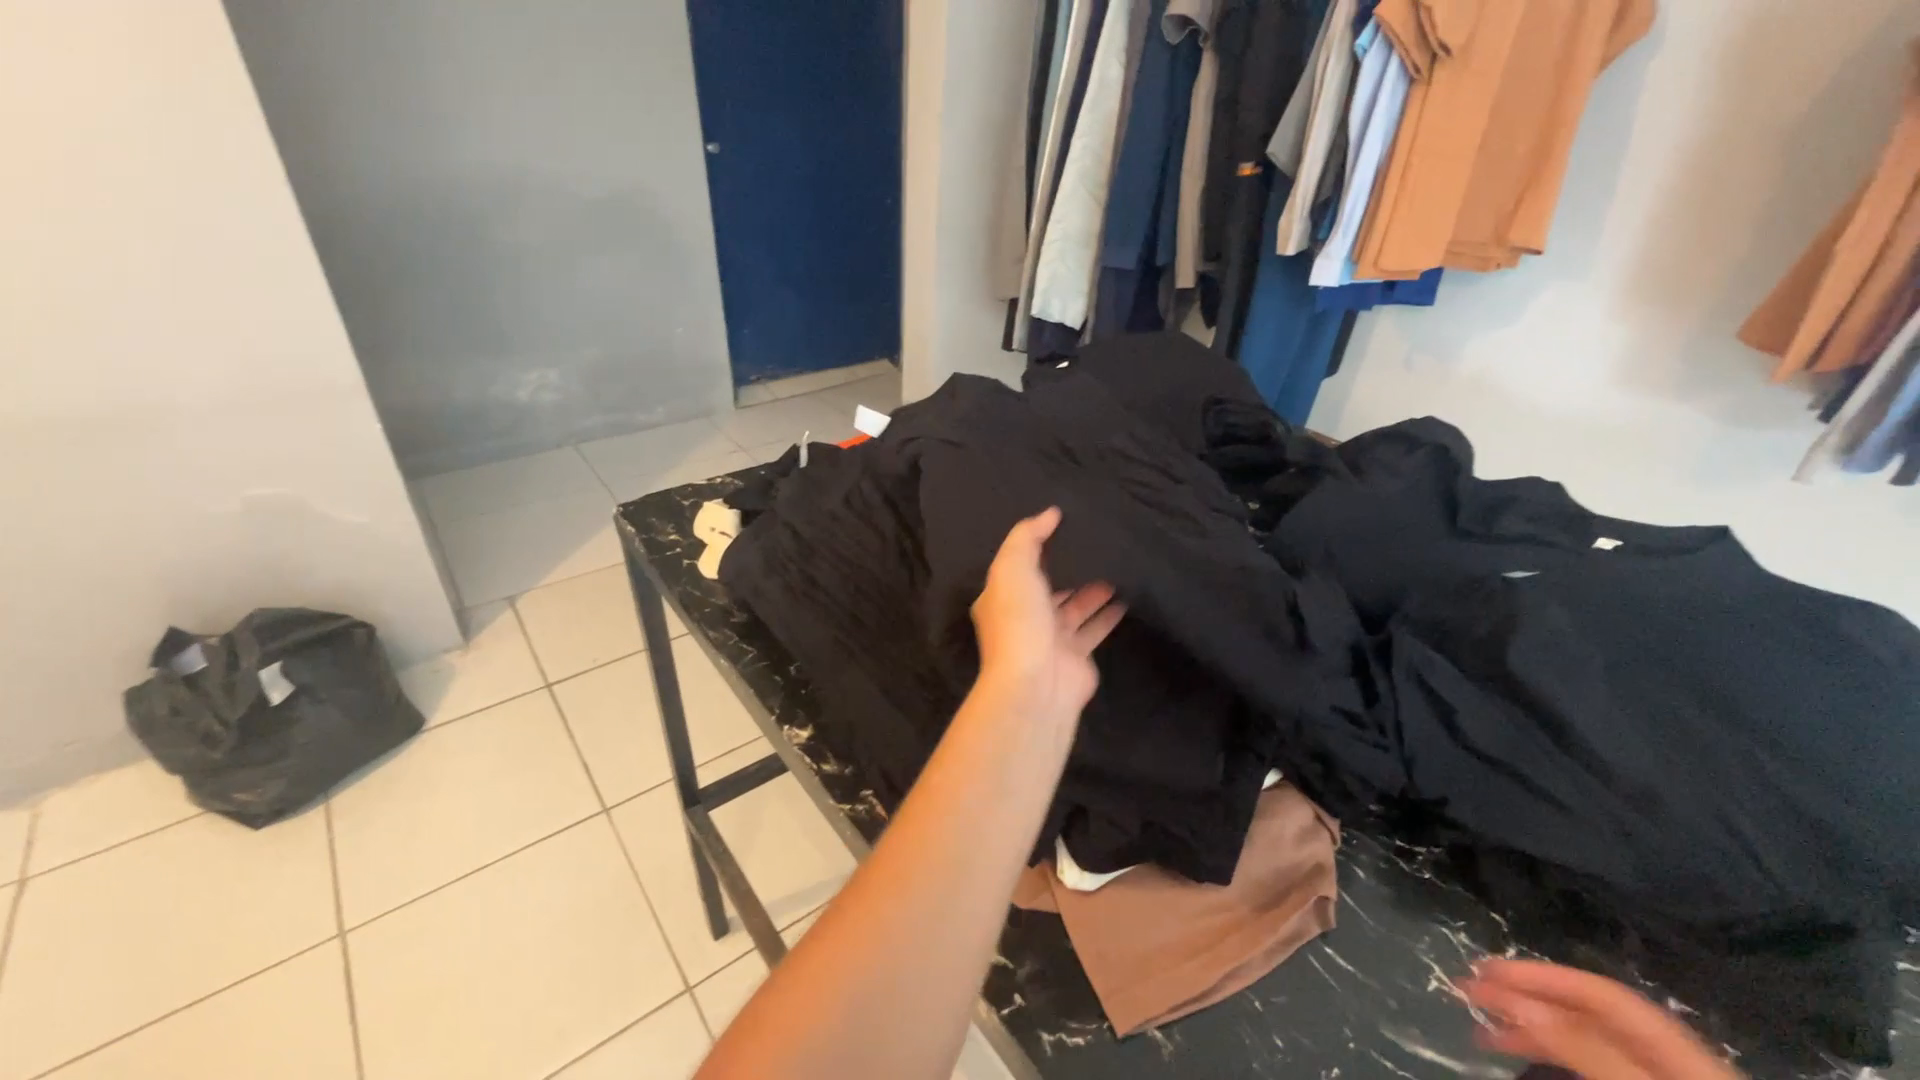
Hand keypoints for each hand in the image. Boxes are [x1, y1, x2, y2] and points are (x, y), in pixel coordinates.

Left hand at [969, 507, 1125, 730]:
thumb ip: (1028, 537)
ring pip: (1076, 605)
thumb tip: (1050, 514)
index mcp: (1002, 596)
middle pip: (1050, 585)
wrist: (1036, 683)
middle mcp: (1025, 616)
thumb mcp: (1013, 567)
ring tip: (1118, 563)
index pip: (1019, 564)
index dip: (1037, 545)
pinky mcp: (1077, 654)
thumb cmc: (1019, 621)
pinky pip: (1096, 627)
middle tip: (1098, 543)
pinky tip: (1127, 595)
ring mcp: (1052, 637)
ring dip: (1094, 588)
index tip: (1063, 523)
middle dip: (1070, 567)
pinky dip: (1110, 613)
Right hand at [1462, 960, 1740, 1079]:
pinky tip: (1526, 1057)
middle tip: (1467, 993)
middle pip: (1592, 1015)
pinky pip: (1595, 1068)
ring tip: (1482, 1032)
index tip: (1482, 969)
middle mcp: (1668, 1060)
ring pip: (1589, 1043)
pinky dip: (1554, 1056)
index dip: (1542, 975)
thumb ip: (1586, 1049)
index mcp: (1675, 1048)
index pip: (1601, 994)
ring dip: (1533, 1030)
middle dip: (1528, 999)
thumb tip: (1517, 1001)